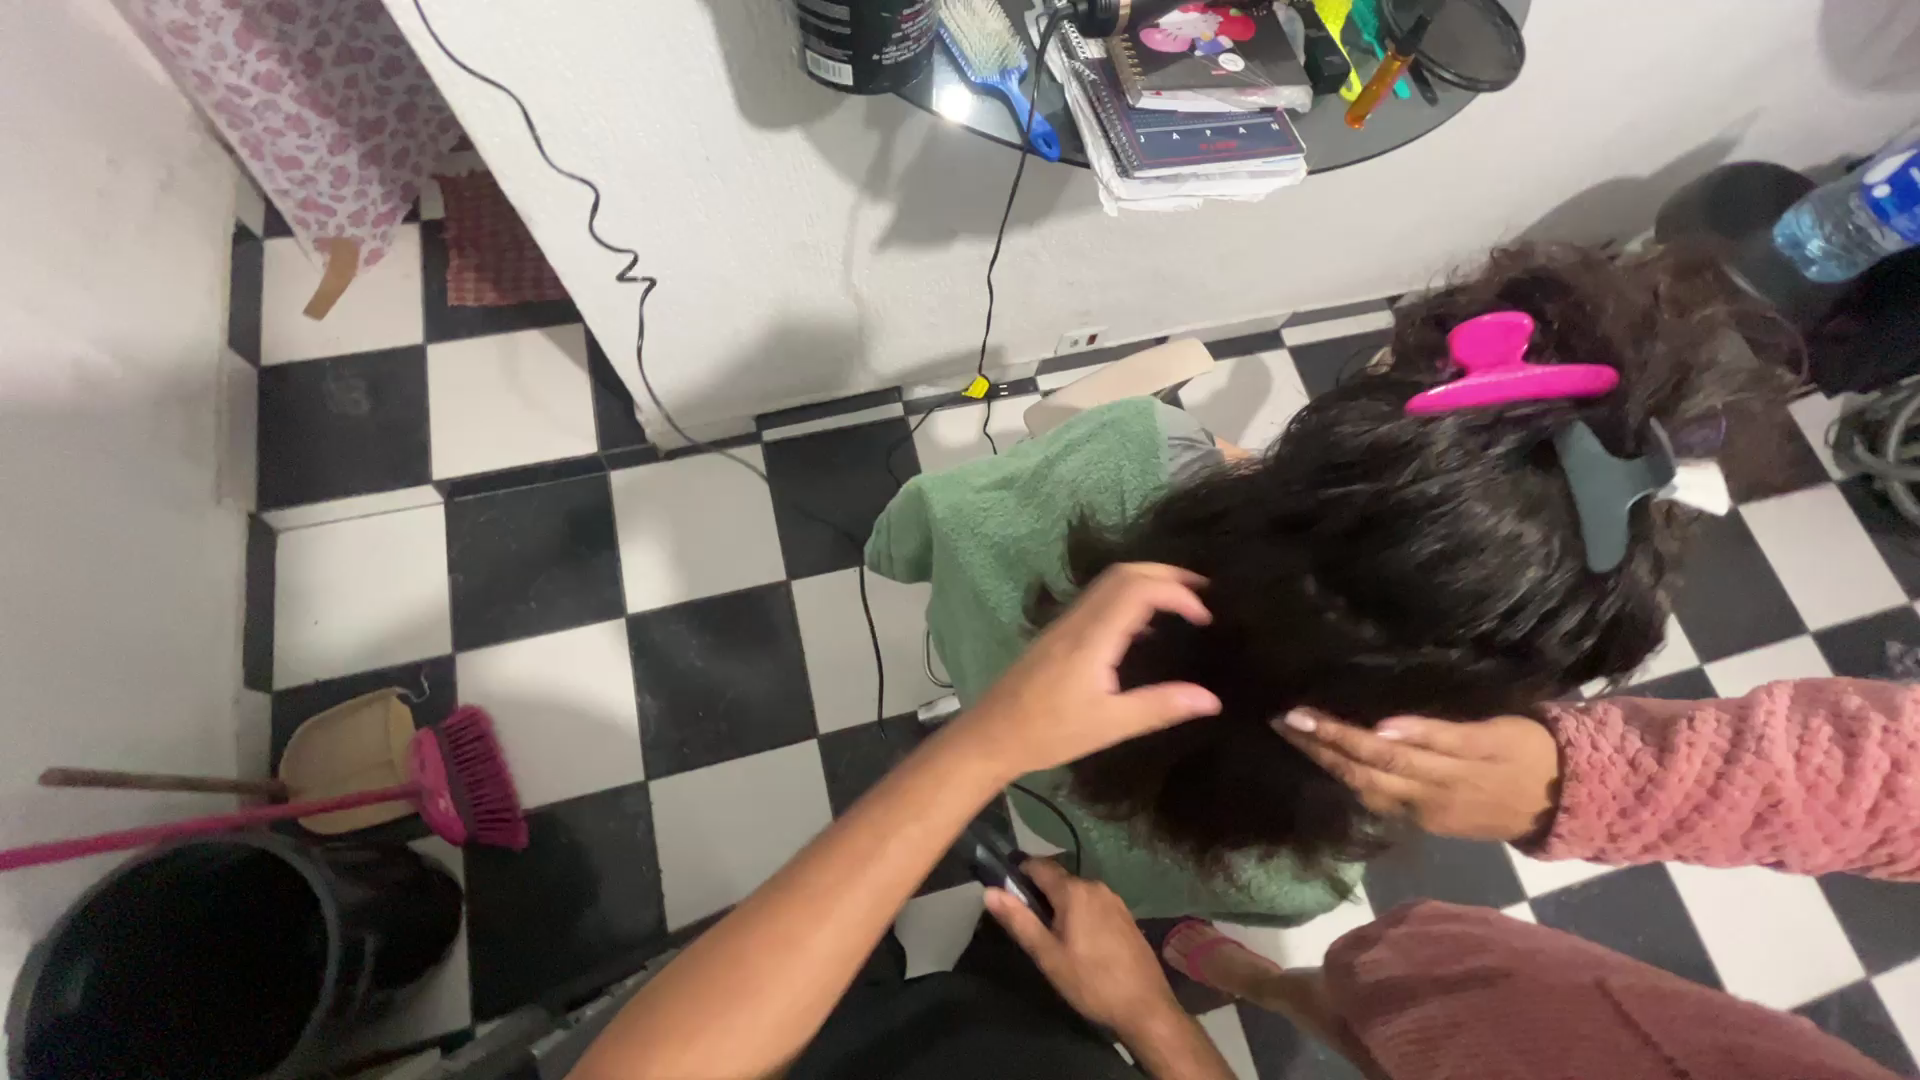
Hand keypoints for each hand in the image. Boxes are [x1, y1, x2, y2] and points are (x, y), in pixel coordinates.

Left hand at [955, 562, 1221, 777]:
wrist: (991, 734)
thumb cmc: (1049, 732)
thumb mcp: (1110, 725)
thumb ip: (1160, 707)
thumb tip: (1212, 699)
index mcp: (1092, 637)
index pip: (1138, 589)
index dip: (1177, 592)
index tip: (1206, 618)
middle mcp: (1078, 620)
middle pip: (1123, 574)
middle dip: (1166, 574)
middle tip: (1204, 593)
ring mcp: (1064, 624)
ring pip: (1108, 584)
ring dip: (1147, 583)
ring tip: (1183, 604)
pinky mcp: (1058, 634)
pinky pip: (1098, 601)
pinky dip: (1129, 599)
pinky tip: (1146, 630)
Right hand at [984, 858, 1178, 1032]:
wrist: (1146, 1007)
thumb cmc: (1091, 982)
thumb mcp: (1048, 956)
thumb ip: (1018, 920)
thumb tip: (990, 891)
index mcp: (1074, 891)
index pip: (1038, 865)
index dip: (1018, 874)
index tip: (1007, 893)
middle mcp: (1095, 885)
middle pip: (1058, 878)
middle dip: (1040, 894)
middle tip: (1030, 925)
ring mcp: (1114, 899)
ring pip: (1076, 892)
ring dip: (1061, 905)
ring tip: (1053, 937)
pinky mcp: (1126, 915)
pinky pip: (1094, 903)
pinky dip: (1080, 912)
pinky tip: (1081, 942)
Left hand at [1275, 709, 1560, 842]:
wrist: (1571, 802)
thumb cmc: (1532, 751)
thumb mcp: (1492, 733)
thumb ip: (1437, 733)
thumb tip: (1383, 727)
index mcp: (1444, 774)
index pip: (1374, 752)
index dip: (1333, 734)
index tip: (1297, 713)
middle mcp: (1426, 800)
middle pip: (1359, 774)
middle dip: (1317, 747)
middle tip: (1280, 720)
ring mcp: (1425, 815)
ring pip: (1363, 790)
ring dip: (1326, 763)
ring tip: (1295, 735)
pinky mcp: (1428, 821)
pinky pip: (1378, 800)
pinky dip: (1348, 780)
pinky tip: (1328, 760)